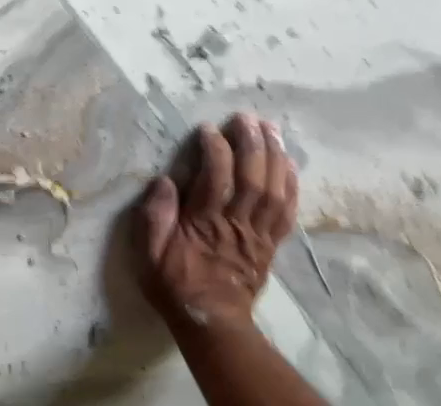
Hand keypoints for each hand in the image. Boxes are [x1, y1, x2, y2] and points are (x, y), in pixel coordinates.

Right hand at [137, 113, 298, 331]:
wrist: (212, 324)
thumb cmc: (175, 284)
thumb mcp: (149, 254)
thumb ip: (154, 217)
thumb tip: (164, 181)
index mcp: (205, 224)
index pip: (215, 178)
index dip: (215, 149)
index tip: (208, 128)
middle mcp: (236, 225)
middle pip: (251, 178)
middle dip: (251, 144)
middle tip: (246, 117)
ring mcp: (258, 235)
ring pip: (273, 191)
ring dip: (274, 156)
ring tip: (270, 129)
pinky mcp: (271, 244)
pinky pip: (287, 213)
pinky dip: (291, 187)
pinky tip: (289, 164)